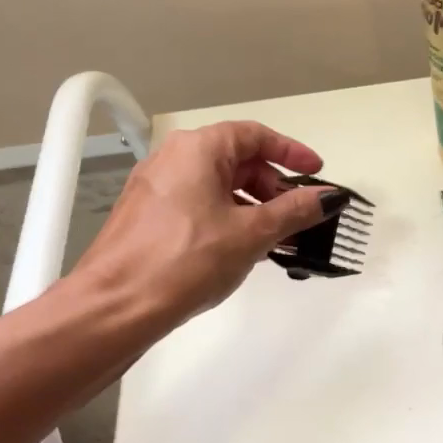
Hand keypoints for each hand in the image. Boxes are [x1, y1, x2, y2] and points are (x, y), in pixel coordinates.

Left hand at [72, 121, 342, 324]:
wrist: (113, 307)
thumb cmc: (186, 259)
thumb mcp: (252, 233)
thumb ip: (296, 210)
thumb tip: (330, 196)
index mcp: (198, 150)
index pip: (255, 135)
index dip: (292, 151)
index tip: (317, 172)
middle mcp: (173, 159)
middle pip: (237, 160)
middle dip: (274, 186)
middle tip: (300, 215)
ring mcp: (156, 189)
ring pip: (218, 185)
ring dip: (254, 206)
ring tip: (279, 239)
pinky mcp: (148, 218)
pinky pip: (200, 205)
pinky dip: (229, 218)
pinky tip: (245, 249)